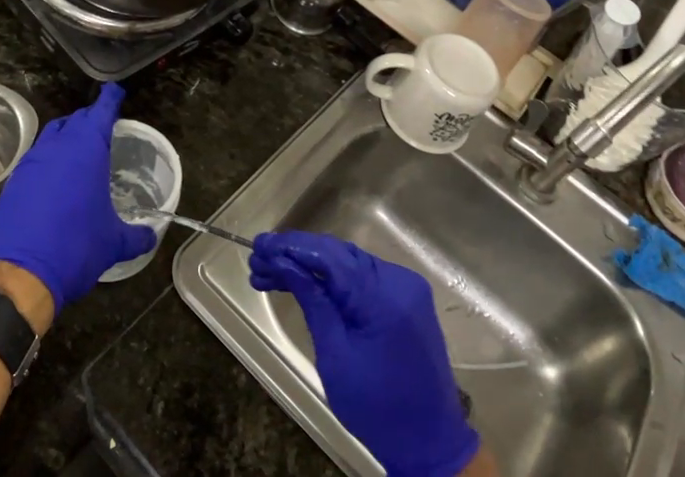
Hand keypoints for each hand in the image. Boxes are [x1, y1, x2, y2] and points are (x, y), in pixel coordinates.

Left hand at [0, 83, 157, 309]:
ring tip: (81, 149)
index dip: (110, 99)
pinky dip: (50, 159)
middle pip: (75, 120)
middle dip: (90, 118)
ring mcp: (31, 164)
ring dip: (67, 136)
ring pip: (52, 136)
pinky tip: (58, 178)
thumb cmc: (76, 248)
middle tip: (104, 125)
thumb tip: (151, 236)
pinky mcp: (14, 183)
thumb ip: (136, 236)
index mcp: (86, 151)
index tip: (115, 91)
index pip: (100, 112)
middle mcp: (57, 148)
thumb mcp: (114, 243)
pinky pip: (37, 158)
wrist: (19, 275)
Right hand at [250, 231, 479, 476]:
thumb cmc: (375, 405)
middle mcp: (399, 281)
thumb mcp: (334, 354)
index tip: (258, 245)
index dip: (292, 247)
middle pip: (339, 255)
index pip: (330, 257)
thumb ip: (313, 301)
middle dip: (297, 255)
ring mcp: (406, 288)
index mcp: (383, 297)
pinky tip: (305, 283)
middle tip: (257, 261)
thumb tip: (284, 263)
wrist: (428, 438)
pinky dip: (333, 279)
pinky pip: (363, 277)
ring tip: (271, 274)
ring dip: (312, 266)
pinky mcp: (406, 299)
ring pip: (349, 264)